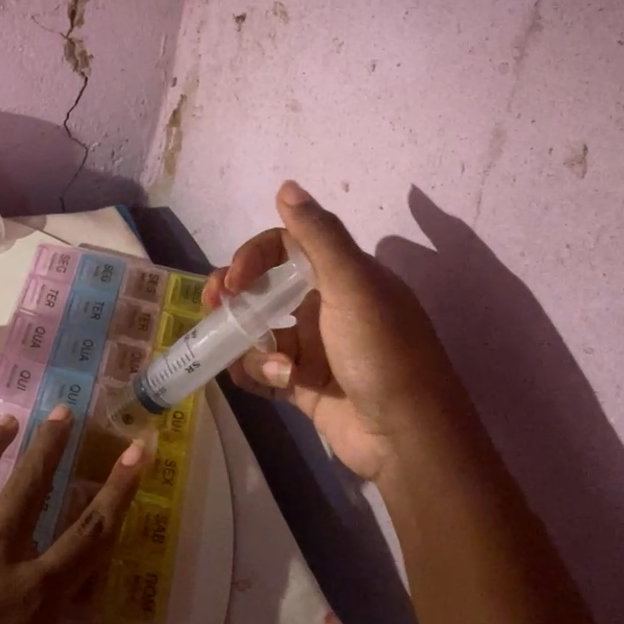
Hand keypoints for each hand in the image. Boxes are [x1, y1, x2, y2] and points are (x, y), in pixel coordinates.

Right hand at [203, 181, 464, 482]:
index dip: (253, 257)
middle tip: (214, 308)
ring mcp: (314, 349)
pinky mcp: (305, 386)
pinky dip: (255, 373)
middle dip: (235, 296)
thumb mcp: (354, 286)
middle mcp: (328, 307)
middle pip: (265, 288)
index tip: (233, 280)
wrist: (409, 439)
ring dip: (250, 344)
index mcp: (344, 278)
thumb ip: (318, 235)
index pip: (285, 248)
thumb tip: (286, 185)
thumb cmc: (382, 354)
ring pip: (259, 331)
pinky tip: (266, 381)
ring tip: (269, 366)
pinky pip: (264, 369)